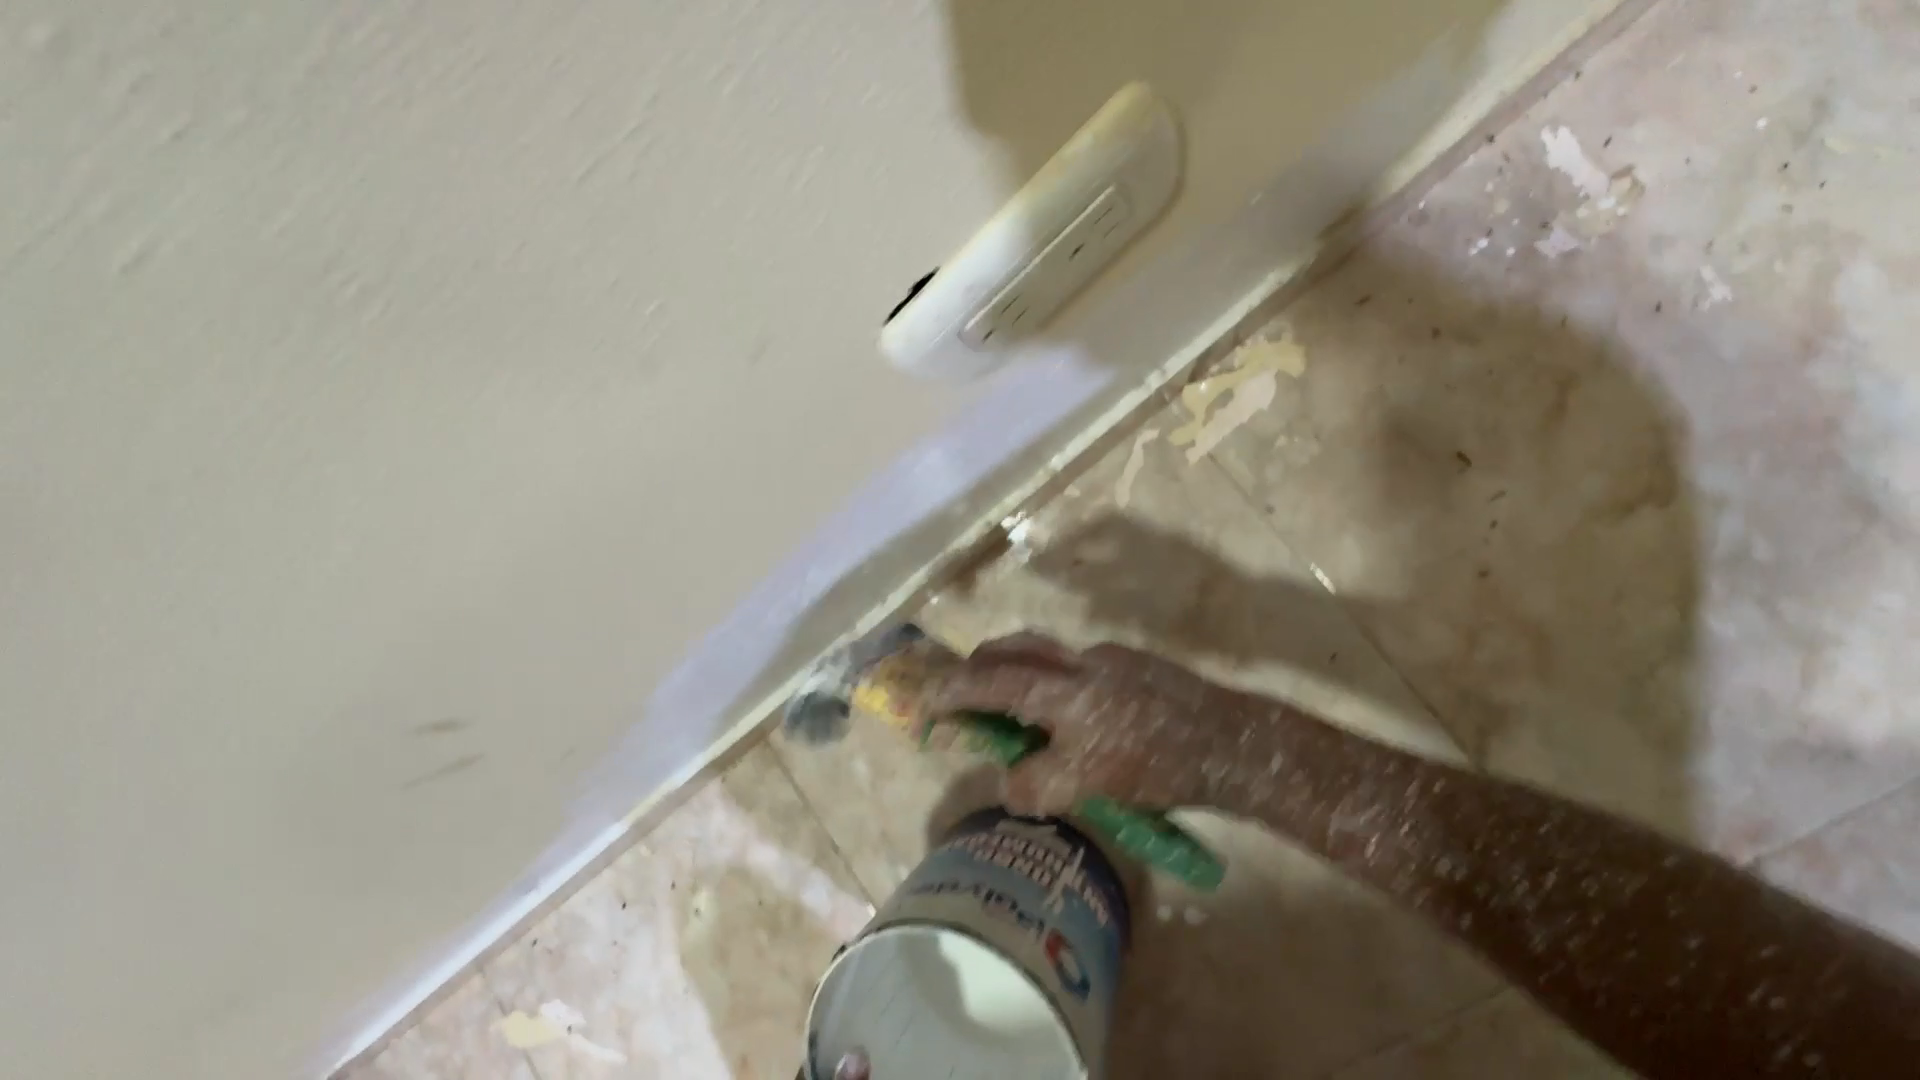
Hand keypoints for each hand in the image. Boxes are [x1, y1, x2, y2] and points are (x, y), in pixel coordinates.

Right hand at [926, 634, 1257, 814]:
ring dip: (1019, 675)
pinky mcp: (1134, 665)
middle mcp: (1080, 662)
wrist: (1234, 743)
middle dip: (978, 667)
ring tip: (1017, 714)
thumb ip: (1036, 783)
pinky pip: (1078, 668)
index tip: (922, 706)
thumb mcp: (1088, 787)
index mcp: (1063, 690)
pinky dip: (1056, 687)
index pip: (991, 682)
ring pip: (1047, 656)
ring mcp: (1110, 658)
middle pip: (1013, 648)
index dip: (950, 692)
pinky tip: (1074, 722)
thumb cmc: (1157, 767)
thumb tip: (1008, 781)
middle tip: (961, 695)